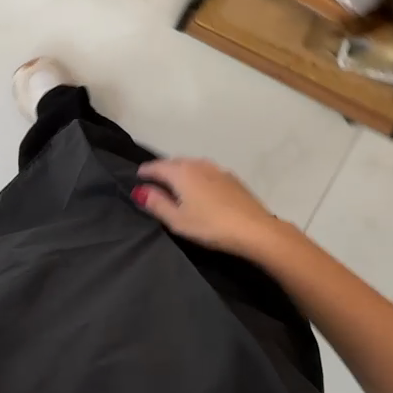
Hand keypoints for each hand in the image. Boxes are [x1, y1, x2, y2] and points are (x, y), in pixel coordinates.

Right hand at [134, 158, 287, 256]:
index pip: (156, 166)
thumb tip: (140, 190)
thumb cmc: (210, 226)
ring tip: (175, 185)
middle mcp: (198, 164)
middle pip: (174, 162)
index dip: (144, 172)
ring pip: (192, 165)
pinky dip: (197, 176)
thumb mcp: (177, 220)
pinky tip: (200, 189)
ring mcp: (217, 169)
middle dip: (162, 170)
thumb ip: (156, 203)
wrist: (255, 229)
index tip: (137, 177)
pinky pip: (206, 171)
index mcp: (181, 173)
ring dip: (180, 172)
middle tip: (154, 183)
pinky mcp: (232, 178)